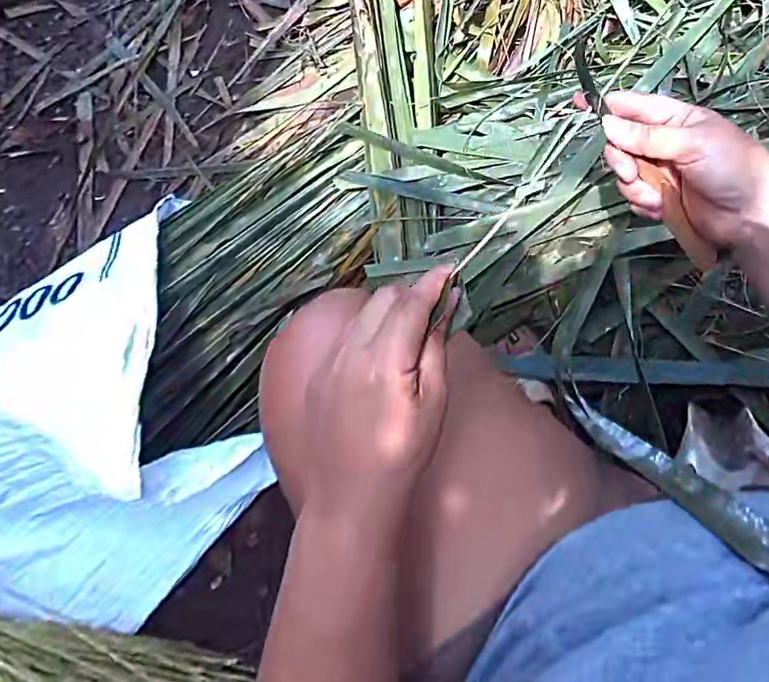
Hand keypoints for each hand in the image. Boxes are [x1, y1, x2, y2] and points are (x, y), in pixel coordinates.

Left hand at [295, 266, 454, 525]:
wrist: (348, 500)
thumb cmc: (404, 455)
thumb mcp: (434, 401)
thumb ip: (436, 347)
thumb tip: (447, 304)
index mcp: (383, 361)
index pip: (410, 303)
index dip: (433, 282)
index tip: (451, 269)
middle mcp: (351, 352)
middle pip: (384, 297)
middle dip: (413, 292)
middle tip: (437, 306)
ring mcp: (328, 362)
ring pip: (364, 311)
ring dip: (391, 307)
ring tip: (413, 326)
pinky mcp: (317, 374)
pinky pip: (348, 332)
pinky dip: (371, 326)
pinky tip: (385, 348)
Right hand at [593, 91, 768, 250]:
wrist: (755, 216)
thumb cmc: (733, 167)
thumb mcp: (692, 143)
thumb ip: (647, 136)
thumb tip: (607, 124)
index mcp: (675, 118)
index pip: (633, 106)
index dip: (606, 106)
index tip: (579, 104)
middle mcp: (665, 142)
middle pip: (621, 141)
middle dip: (620, 156)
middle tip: (631, 169)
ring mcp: (663, 171)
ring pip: (625, 172)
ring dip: (633, 184)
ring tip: (654, 195)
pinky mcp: (663, 199)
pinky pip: (636, 196)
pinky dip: (643, 203)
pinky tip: (661, 208)